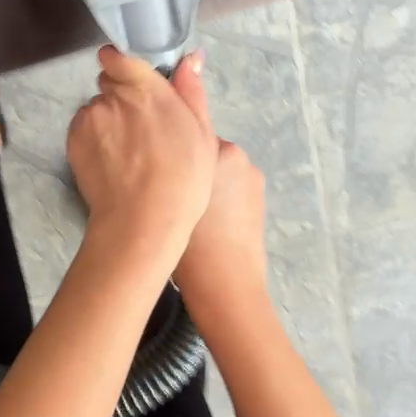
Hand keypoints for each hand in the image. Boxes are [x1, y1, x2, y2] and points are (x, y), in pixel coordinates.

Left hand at [66, 47, 218, 266]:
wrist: (143, 221)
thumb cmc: (183, 179)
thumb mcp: (201, 132)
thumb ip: (191, 89)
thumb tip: (191, 57)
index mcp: (146, 88)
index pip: (117, 57)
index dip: (121, 64)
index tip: (130, 75)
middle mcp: (113, 95)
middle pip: (109, 83)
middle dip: (122, 96)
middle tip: (142, 127)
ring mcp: (90, 117)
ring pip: (97, 108)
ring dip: (108, 120)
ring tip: (129, 153)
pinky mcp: (73, 138)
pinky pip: (83, 129)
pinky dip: (94, 139)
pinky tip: (113, 162)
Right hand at [172, 139, 269, 318]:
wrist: (226, 285)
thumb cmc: (190, 242)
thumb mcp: (165, 194)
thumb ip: (166, 164)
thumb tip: (162, 152)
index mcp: (217, 149)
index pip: (185, 131)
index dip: (169, 147)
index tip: (155, 166)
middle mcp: (239, 155)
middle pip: (202, 149)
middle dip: (190, 164)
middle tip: (170, 191)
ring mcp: (253, 178)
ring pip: (218, 169)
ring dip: (205, 181)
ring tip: (189, 211)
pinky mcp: (261, 200)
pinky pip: (233, 187)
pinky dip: (221, 197)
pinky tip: (209, 221)